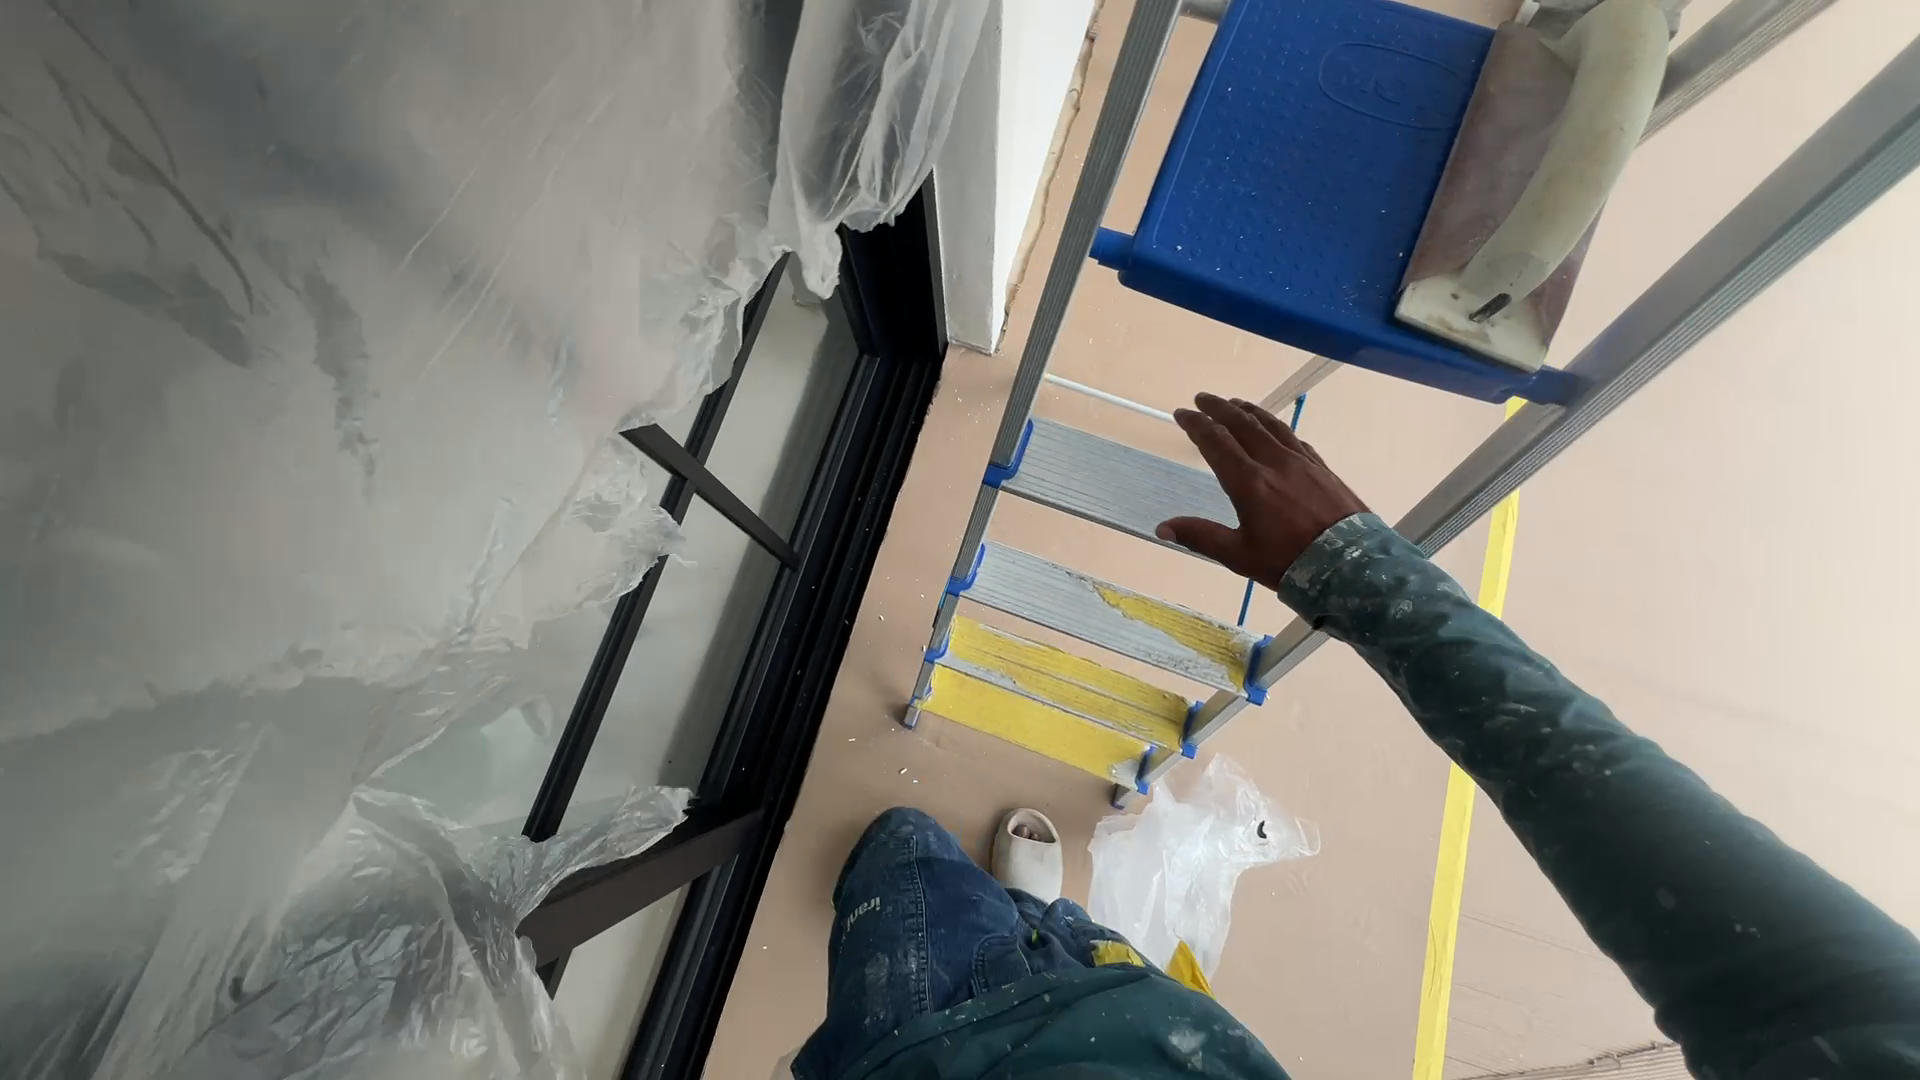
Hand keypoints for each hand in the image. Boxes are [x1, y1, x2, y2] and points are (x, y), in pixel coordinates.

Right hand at [1156, 393, 1368, 589]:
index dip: (1196, 425)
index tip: (1181, 413)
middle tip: (1202, 399)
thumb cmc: (1289, 562)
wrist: (1350, 565)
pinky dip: (1276, 426)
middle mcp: (1274, 463)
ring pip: (1270, 425)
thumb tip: (1162, 528)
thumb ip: (1200, 536)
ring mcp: (1301, 462)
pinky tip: (1273, 427)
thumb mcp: (1239, 555)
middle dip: (1219, 408)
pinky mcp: (1321, 467)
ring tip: (1234, 403)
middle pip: (1243, 424)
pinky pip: (1293, 437)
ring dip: (1248, 410)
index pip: (1216, 442)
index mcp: (1249, 483)